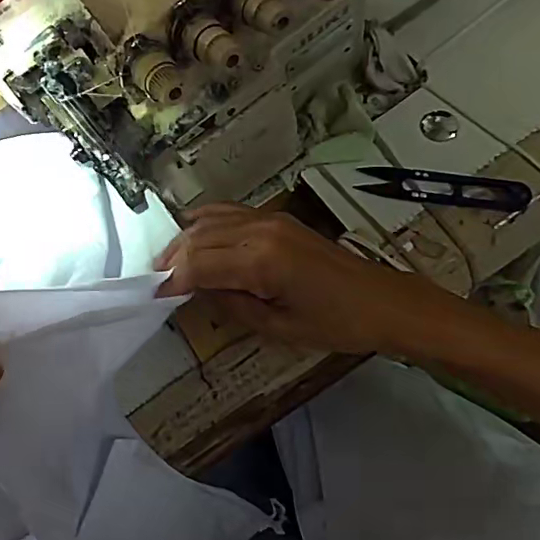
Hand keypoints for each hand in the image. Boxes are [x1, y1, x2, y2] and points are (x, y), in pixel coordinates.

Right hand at [155, 204, 490, 356]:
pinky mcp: (275, 217)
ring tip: (173, 264)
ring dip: (185, 240)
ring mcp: (268, 219)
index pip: (199, 265)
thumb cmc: (337, 324)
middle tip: (160, 282)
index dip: (172, 280)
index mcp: (262, 263)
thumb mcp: (280, 328)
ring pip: (208, 220)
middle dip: (173, 260)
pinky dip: (205, 220)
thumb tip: (198, 291)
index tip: (156, 295)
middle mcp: (260, 232)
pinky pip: (228, 211)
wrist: (383, 301)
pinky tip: (194, 232)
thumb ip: (232, 306)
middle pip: (198, 238)